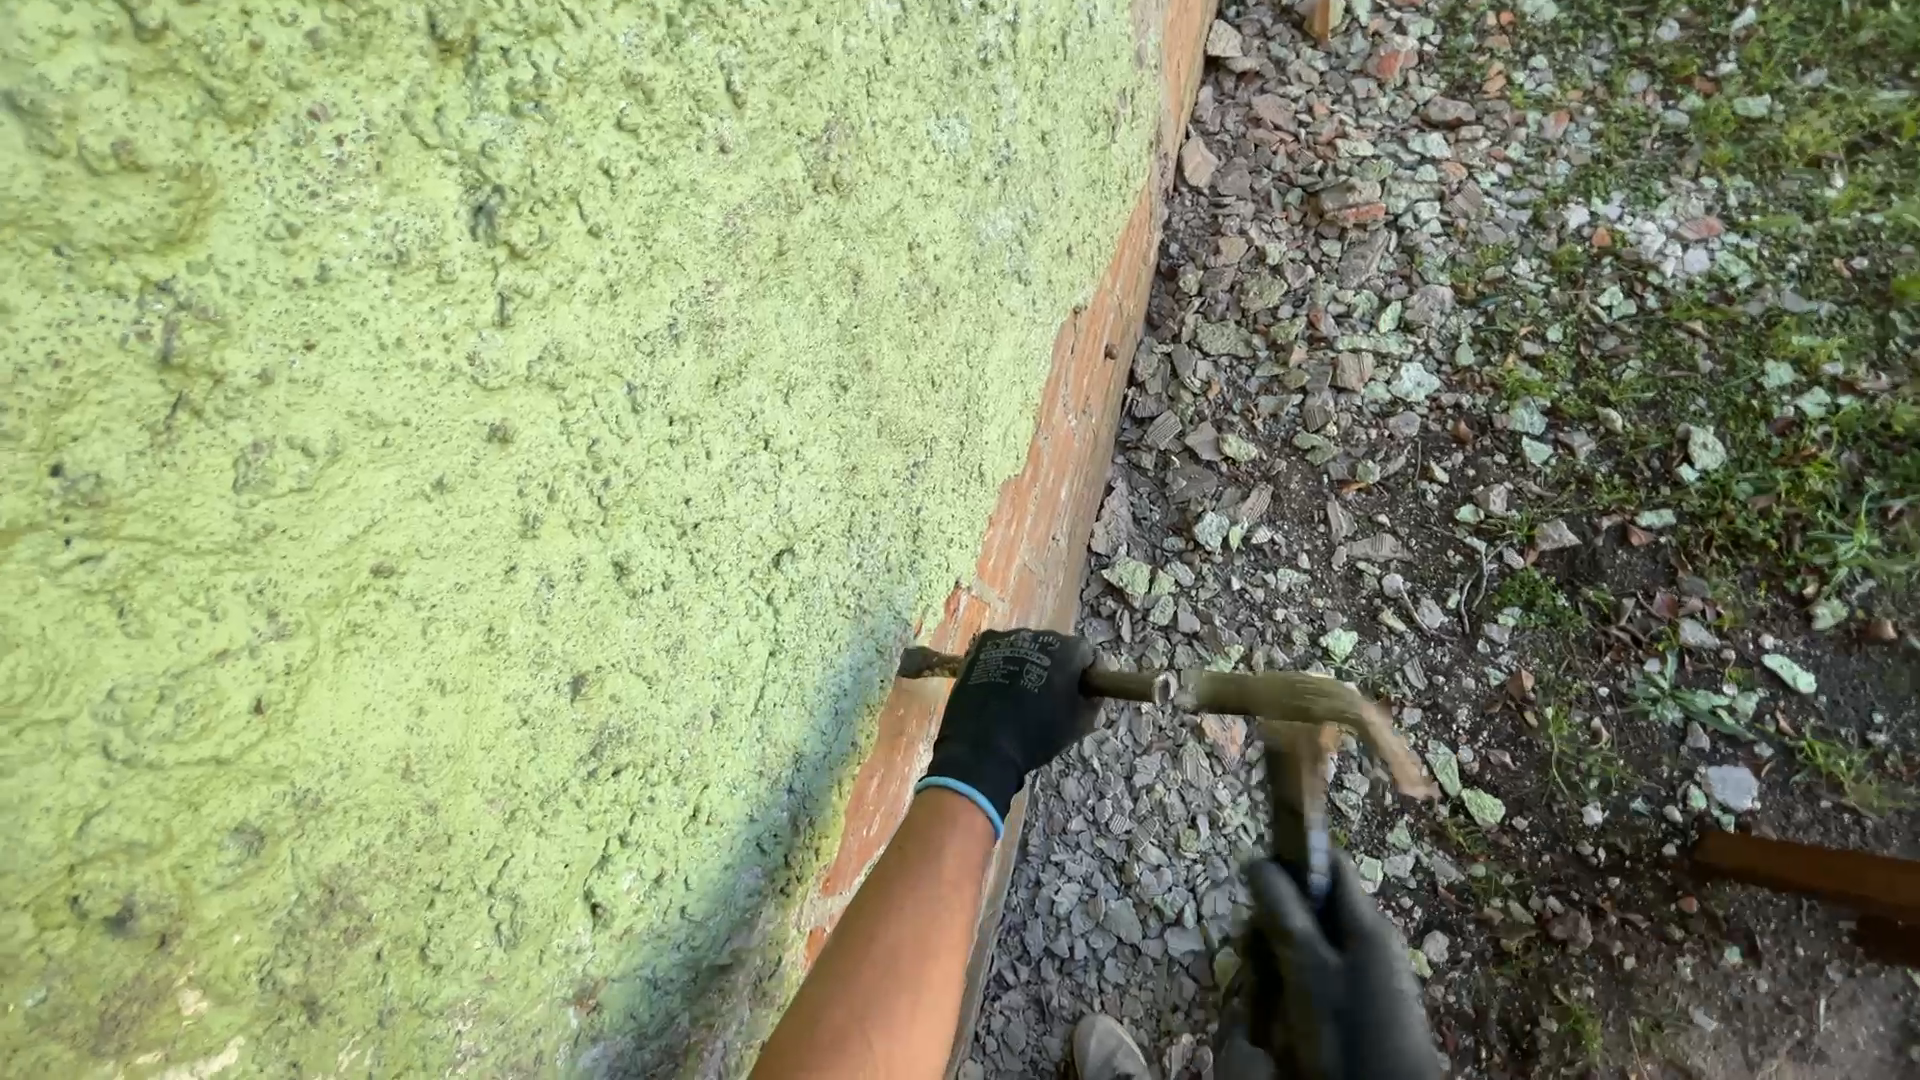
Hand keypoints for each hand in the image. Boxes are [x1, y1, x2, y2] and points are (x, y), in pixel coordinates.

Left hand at [916, 629, 1099, 837]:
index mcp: (1067, 651)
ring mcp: (1006, 638)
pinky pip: (1000, 650)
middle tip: (1048, 693)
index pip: (1085, 652)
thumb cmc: (1036, 735)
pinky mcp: (981, 646)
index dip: (1084, 672)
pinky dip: (1003, 663)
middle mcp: (1038, 636)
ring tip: (1018, 692)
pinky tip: (997, 687)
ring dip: (1027, 662)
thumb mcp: (1078, 724)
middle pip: (1054, 646)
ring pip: (1026, 646)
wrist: (982, 745)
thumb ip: (1092, 700)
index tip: (1078, 691)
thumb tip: (1092, 689)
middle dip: (1056, 665)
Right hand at [1243, 855, 1439, 1079]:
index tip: (1256, 878)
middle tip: (1252, 946)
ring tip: (1261, 982)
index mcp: (1366, 922)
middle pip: (1312, 902)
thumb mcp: (1308, 968)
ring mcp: (1366, 972)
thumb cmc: (1349, 1031)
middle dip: (1274, 916)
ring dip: (1277, 951)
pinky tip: (1277, 1003)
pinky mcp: (1357, 1001)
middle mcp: (1369, 940)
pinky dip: (1291, 977)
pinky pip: (1315, 969)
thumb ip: (1283, 913)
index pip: (1330, 860)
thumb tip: (1254, 860)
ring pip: (1308, 938)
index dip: (1292, 857)